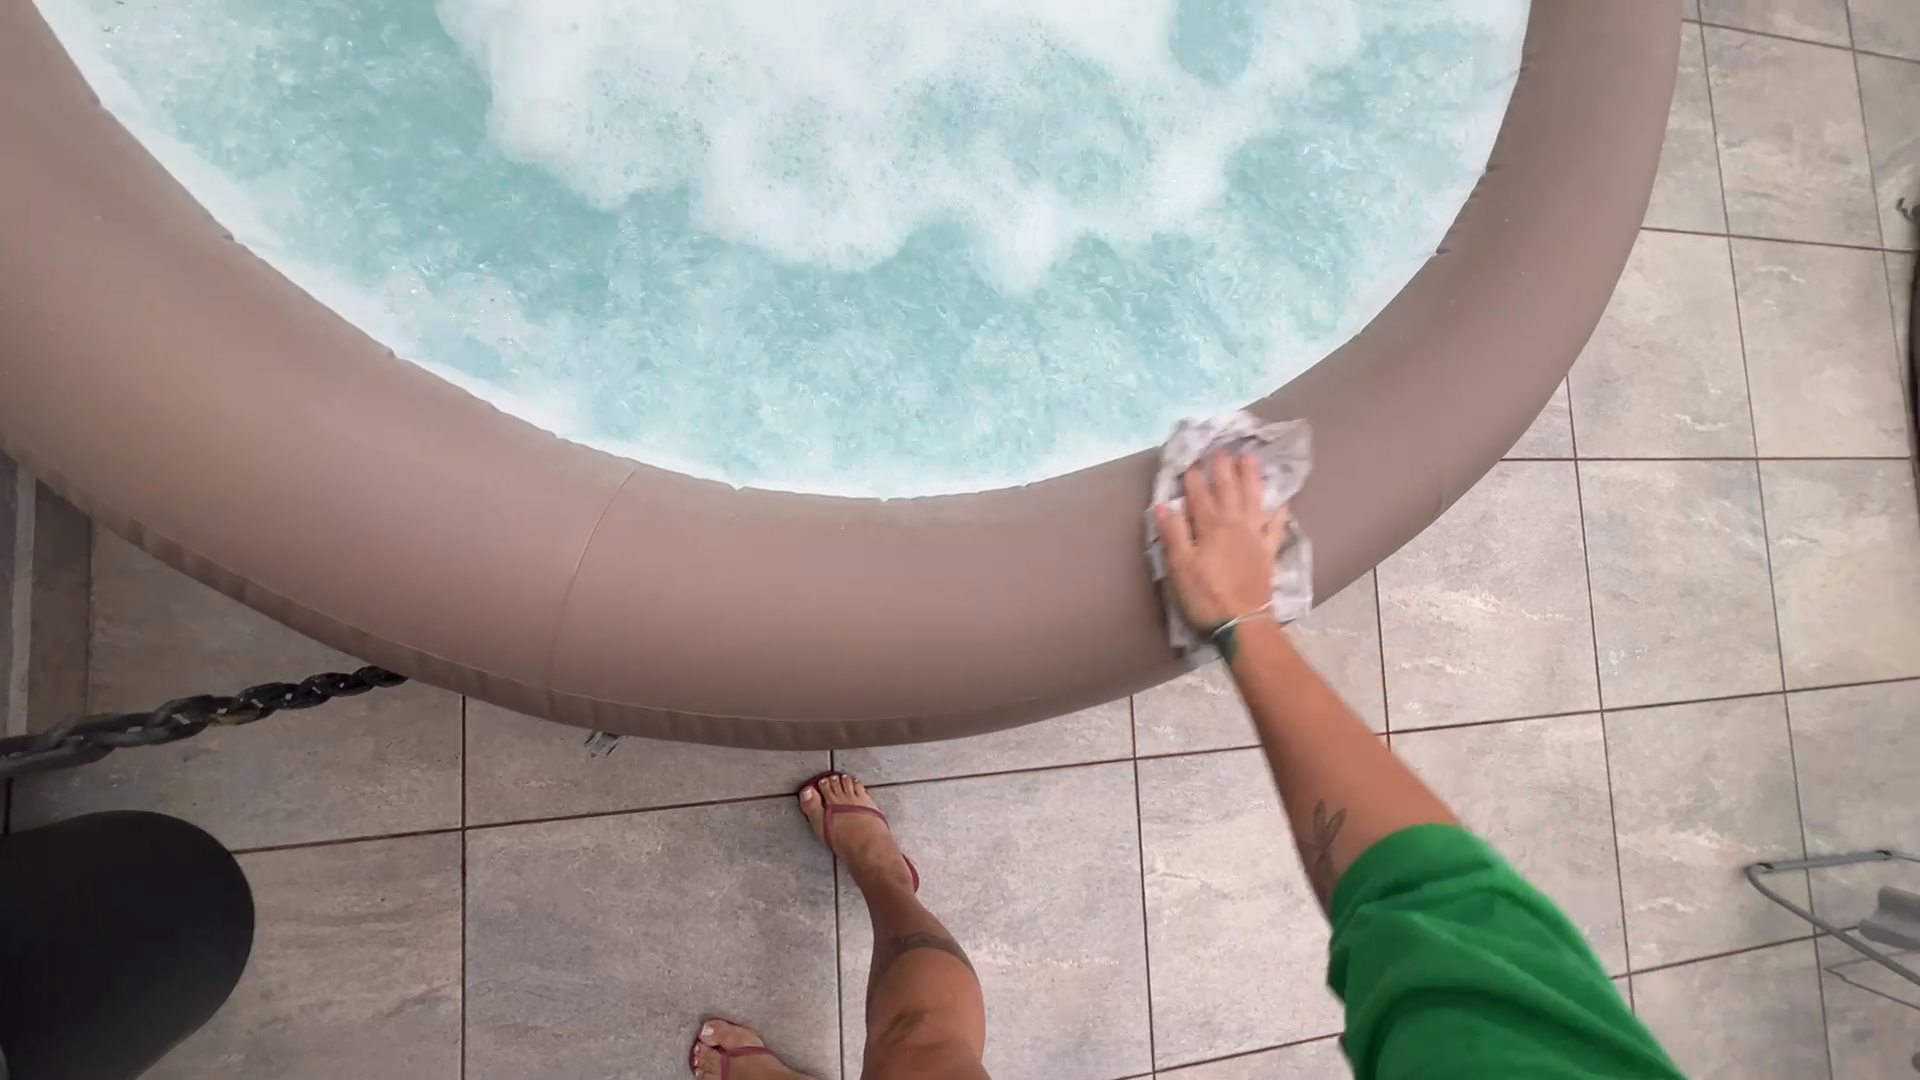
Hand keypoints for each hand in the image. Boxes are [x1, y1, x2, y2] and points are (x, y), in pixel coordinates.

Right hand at [1154, 451, 1287, 628]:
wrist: (1243, 623)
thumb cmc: (1206, 596)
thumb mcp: (1180, 567)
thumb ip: (1173, 534)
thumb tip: (1163, 505)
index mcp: (1210, 527)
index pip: (1199, 496)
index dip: (1193, 479)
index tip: (1189, 461)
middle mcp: (1235, 525)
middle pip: (1229, 491)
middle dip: (1223, 470)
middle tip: (1221, 450)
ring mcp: (1255, 538)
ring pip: (1254, 500)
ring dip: (1251, 478)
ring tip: (1250, 459)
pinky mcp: (1267, 553)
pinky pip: (1276, 526)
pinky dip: (1280, 510)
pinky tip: (1283, 499)